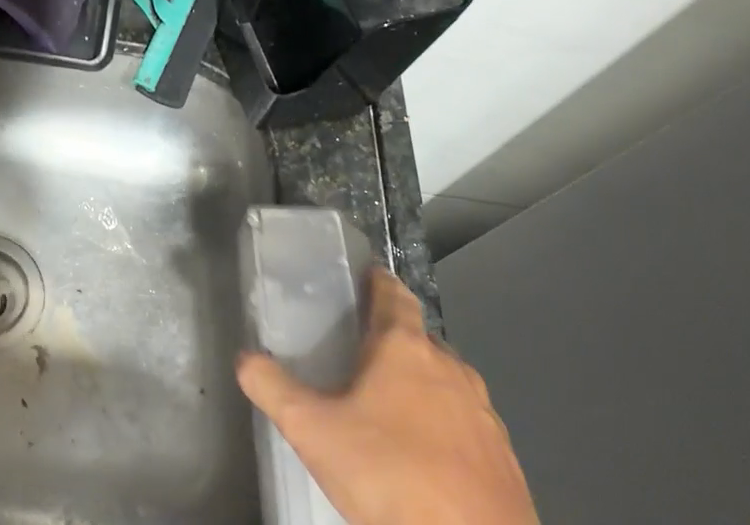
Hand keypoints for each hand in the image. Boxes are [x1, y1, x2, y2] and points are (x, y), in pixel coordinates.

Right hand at [237, 268, 537, 524]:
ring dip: (418, 383)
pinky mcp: (502, 455)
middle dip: (391, 339)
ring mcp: (483, 412)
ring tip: (385, 405)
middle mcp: (450, 368)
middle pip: (418, 338)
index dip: (377, 280)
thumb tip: (246, 358)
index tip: (363, 275)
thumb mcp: (309, 429)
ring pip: (445, 381)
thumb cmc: (388, 473)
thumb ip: (271, 386)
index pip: (393, 295)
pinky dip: (442, 424)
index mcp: (405, 349)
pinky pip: (464, 422)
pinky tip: (421, 452)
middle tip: (357, 351)